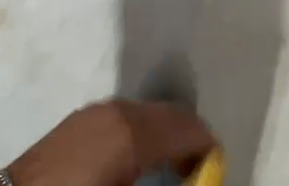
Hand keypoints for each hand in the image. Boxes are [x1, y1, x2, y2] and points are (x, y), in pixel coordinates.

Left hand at [1, 100, 216, 185]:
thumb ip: (163, 180)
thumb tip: (191, 176)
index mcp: (132, 131)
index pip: (188, 127)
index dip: (206, 149)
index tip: (213, 172)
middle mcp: (118, 110)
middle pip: (169, 115)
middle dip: (187, 140)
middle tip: (194, 172)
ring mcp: (94, 112)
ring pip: (145, 115)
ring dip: (162, 137)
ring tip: (167, 170)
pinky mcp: (76, 122)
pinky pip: (122, 120)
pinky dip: (138, 136)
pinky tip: (134, 164)